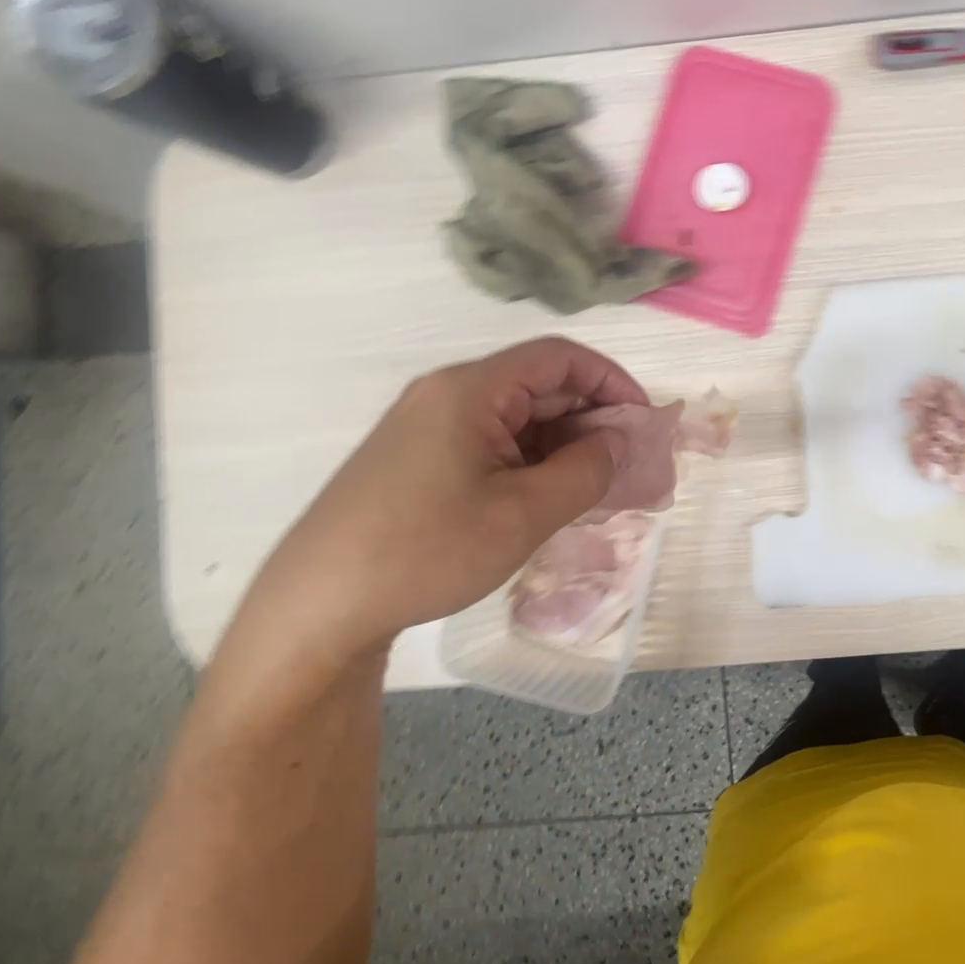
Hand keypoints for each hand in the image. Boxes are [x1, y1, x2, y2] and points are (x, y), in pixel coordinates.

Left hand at [236, 337, 649, 660]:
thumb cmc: (427, 551)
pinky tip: (548, 501)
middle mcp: (446, 395)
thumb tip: (616, 441)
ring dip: (564, 447)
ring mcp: (428, 428)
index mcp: (470, 391)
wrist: (320, 606)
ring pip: (517, 419)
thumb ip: (585, 470)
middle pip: (539, 386)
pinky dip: (531, 464)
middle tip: (628, 466)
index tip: (644, 423)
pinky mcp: (418, 459)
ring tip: (596, 491)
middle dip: (592, 419)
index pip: (559, 358)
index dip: (612, 381)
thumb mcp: (523, 514)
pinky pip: (492, 444)